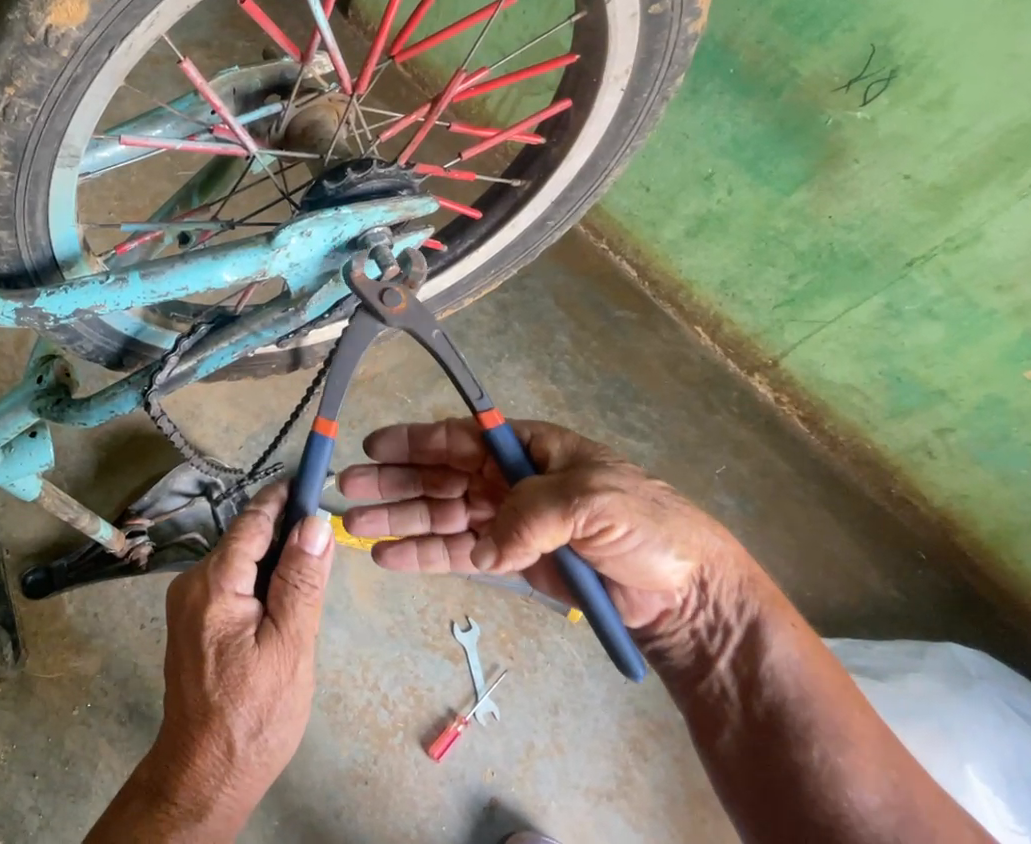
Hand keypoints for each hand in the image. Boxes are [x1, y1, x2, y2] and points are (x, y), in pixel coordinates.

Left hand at [86, 484, 335, 842]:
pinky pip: (230, 586)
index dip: (284, 497)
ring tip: (313, 573)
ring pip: (238, 564)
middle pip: (244, 540)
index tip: (313, 477)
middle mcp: (192, 583)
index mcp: (213, 583)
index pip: (252, 521)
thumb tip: (315, 522)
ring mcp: (188, 603)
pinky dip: (259, 584)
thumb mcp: (290, 647)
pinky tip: (284, 603)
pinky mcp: (192, 623)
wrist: (204, 773)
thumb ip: (301, 582)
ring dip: (274, 560)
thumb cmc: (253, 716)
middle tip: (326, 534)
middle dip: (283, 531)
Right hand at [337, 418, 740, 633]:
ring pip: (438, 515)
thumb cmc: (644, 525)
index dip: (414, 441)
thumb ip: (530, 515)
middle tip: (347, 487)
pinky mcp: (508, 562)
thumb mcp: (592, 500)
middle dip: (392, 481)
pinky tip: (388, 556)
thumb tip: (485, 546)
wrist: (683, 591)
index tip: (372, 444)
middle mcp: (508, 480)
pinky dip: (421, 553)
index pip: (459, 439)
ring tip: (354, 526)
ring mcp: (505, 522)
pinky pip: (456, 553)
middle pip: (438, 476)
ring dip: (396, 519)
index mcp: (527, 449)